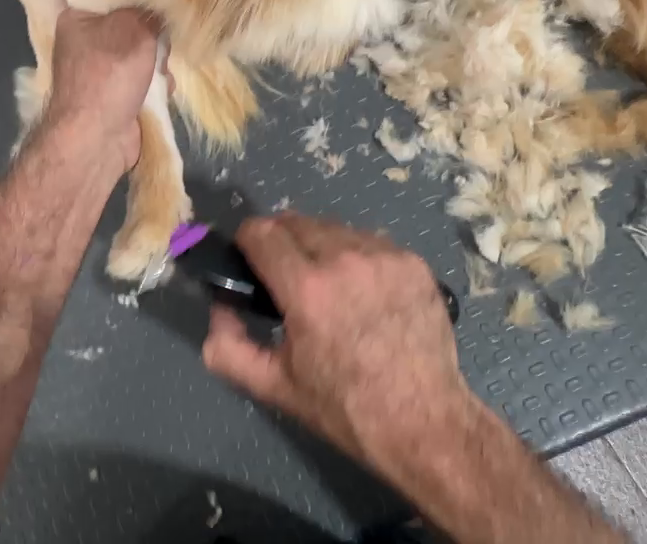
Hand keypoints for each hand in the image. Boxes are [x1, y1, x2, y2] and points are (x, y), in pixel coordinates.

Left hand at [40, 6, 160, 170]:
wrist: (97, 139)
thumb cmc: (108, 75)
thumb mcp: (133, 30)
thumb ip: (149, 9)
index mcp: (77, 16)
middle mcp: (86, 39)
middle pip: (132, 20)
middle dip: (153, 32)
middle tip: (162, 36)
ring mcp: (101, 68)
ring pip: (143, 50)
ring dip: (158, 62)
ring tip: (159, 70)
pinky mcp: (116, 91)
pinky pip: (144, 76)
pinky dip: (155, 83)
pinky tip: (160, 89)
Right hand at [202, 215, 472, 474]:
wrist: (427, 425)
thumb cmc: (345, 408)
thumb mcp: (274, 386)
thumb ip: (227, 346)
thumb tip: (219, 305)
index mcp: (307, 289)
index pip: (261, 231)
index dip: (246, 242)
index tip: (247, 261)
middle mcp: (345, 260)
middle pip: (293, 221)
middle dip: (280, 242)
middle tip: (284, 277)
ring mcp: (384, 257)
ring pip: (331, 228)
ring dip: (317, 245)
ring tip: (326, 283)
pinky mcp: (412, 262)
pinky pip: (366, 240)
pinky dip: (353, 255)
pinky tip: (361, 290)